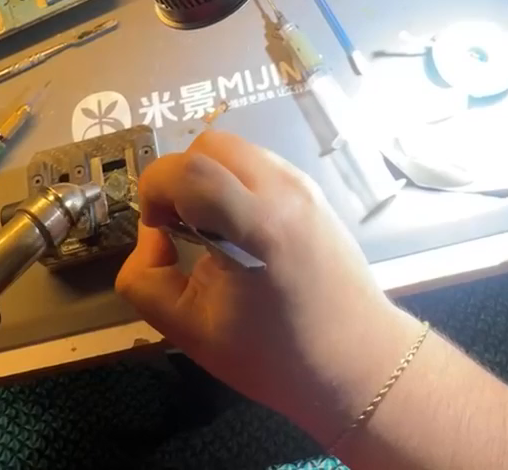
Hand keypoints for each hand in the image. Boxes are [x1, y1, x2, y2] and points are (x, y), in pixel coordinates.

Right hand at [116, 132, 418, 440]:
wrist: (360, 363)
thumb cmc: (278, 357)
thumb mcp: (192, 332)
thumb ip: (146, 281)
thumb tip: (152, 237)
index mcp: (258, 226)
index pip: (189, 171)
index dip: (155, 188)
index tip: (157, 226)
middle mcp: (284, 189)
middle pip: (208, 144)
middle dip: (178, 176)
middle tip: (178, 223)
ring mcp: (301, 182)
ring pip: (233, 146)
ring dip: (206, 175)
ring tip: (209, 225)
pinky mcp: (310, 186)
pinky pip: (256, 161)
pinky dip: (232, 179)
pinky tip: (237, 225)